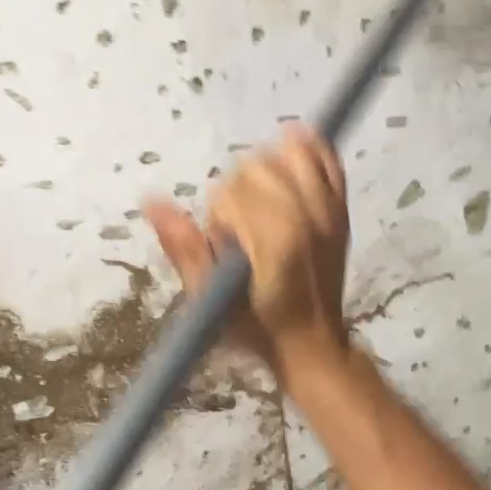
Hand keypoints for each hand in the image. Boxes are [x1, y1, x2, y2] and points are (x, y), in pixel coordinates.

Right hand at [143, 125, 351, 374]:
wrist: (312, 344)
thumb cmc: (257, 327)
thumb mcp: (211, 299)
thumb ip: (185, 248)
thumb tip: (150, 201)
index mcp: (274, 238)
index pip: (229, 193)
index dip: (217, 217)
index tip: (224, 245)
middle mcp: (305, 214)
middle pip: (255, 167)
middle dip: (237, 190)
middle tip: (240, 228)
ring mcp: (327, 209)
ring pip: (287, 155)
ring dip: (266, 167)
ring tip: (260, 198)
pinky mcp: (340, 209)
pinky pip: (327, 161)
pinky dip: (310, 148)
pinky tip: (292, 145)